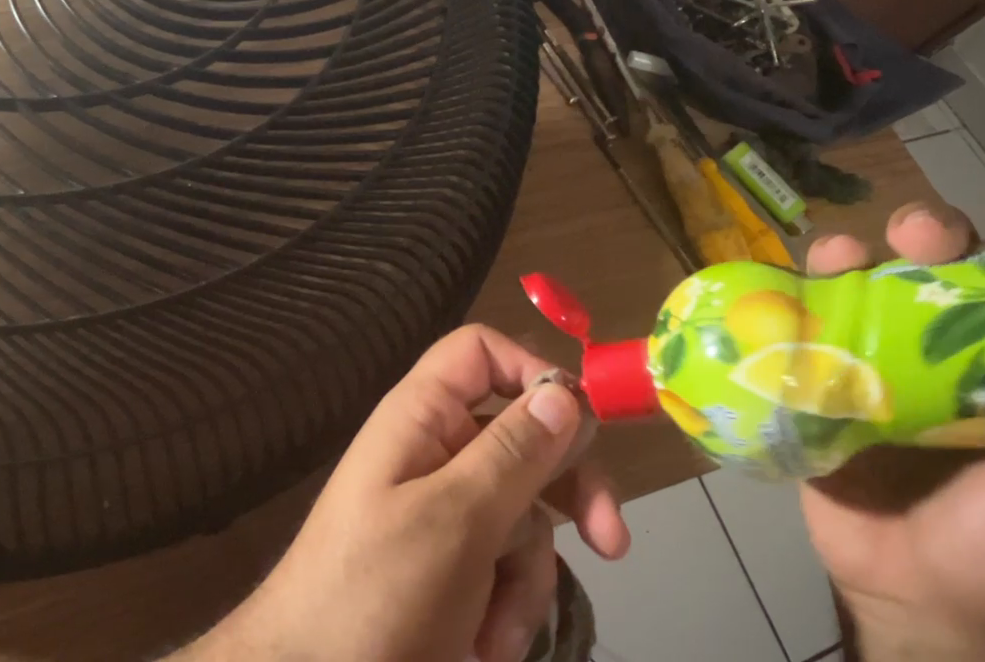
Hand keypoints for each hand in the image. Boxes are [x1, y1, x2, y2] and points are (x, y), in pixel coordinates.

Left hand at [173, 325, 629, 661]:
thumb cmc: (375, 590)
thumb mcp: (453, 519)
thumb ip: (512, 453)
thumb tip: (564, 391)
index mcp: (422, 417)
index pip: (480, 353)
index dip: (531, 370)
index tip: (583, 422)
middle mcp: (437, 452)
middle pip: (522, 438)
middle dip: (565, 492)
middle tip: (609, 539)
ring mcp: (446, 510)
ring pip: (526, 511)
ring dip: (528, 575)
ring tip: (498, 632)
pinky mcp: (454, 564)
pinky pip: (507, 562)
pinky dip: (508, 604)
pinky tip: (486, 646)